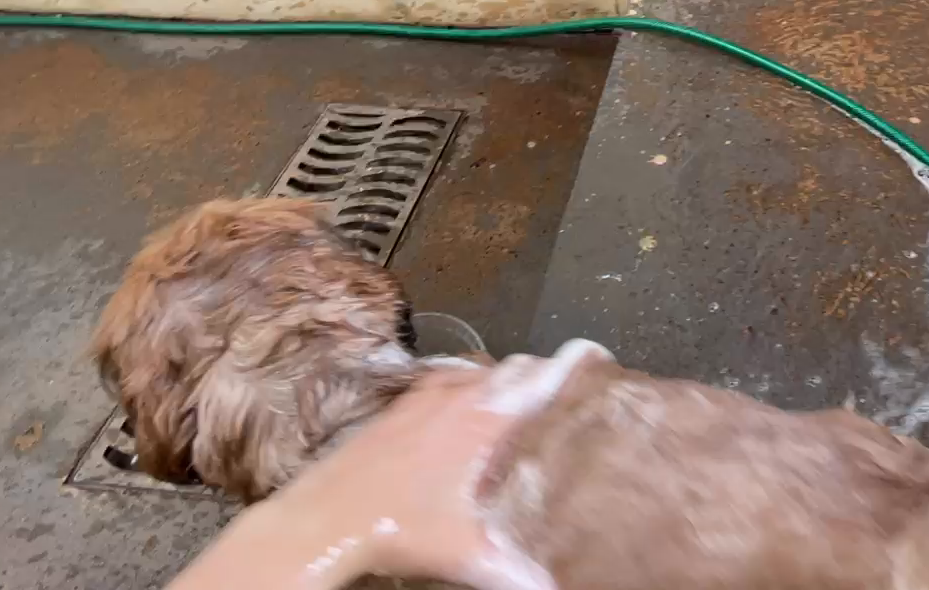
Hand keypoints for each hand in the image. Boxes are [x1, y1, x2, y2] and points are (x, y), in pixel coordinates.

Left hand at [169, 363, 555, 589]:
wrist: (326, 515)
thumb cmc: (404, 528)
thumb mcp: (463, 552)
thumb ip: (513, 570)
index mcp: (492, 417)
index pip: (547, 374)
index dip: (580, 361)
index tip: (602, 359)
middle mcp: (470, 392)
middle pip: (524, 366)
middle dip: (548, 374)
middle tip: (567, 398)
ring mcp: (437, 391)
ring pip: (490, 368)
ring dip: (512, 379)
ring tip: (525, 404)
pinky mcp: (410, 396)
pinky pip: (457, 375)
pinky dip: (476, 383)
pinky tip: (473, 406)